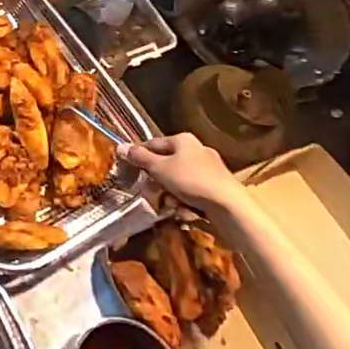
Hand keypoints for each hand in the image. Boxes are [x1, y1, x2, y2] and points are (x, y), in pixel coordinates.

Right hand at [119, 133, 240, 210]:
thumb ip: (140, 158)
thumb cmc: (191, 181)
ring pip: (178, 177)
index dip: (140, 157)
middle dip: (157, 180)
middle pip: (166, 162)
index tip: (130, 171)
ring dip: (170, 192)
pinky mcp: (216, 183)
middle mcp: (196, 148)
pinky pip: (192, 188)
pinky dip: (185, 197)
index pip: (152, 144)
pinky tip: (184, 208)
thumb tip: (120, 146)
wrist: (228, 204)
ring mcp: (208, 166)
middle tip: (151, 193)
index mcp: (183, 139)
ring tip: (170, 205)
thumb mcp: (160, 169)